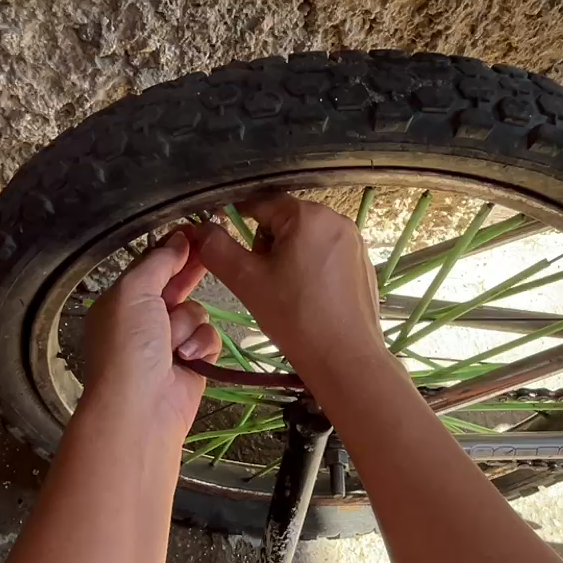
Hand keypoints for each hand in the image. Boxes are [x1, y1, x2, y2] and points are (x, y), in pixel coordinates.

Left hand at [82, 230, 220, 436]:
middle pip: (176, 286)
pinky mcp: (193, 362)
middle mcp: (144, 320)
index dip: (173, 249)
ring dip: (188, 323)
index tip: (196, 230)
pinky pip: (208, 339)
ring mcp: (169, 342)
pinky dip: (200, 346)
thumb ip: (157, 263)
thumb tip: (178, 240)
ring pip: (197, 312)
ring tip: (173, 344)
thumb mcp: (133, 292)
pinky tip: (188, 359)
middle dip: (190, 274)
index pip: (151, 266)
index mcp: (122, 301)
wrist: (140, 408)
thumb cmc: (128, 347)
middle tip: (214, 251)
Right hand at [187, 192, 390, 388]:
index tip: (229, 249)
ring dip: (287, 260)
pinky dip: (310, 272)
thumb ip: (217, 249)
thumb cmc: (295, 318)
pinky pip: (325, 257)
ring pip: (304, 240)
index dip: (236, 221)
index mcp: (308, 215)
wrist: (345, 359)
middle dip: (266, 247)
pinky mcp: (362, 265)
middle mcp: (336, 220)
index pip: (260, 203)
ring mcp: (353, 243)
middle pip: (284, 221)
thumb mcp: (247, 281)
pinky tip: (308, 300)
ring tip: (287, 295)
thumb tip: (200, 228)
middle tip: (264, 283)